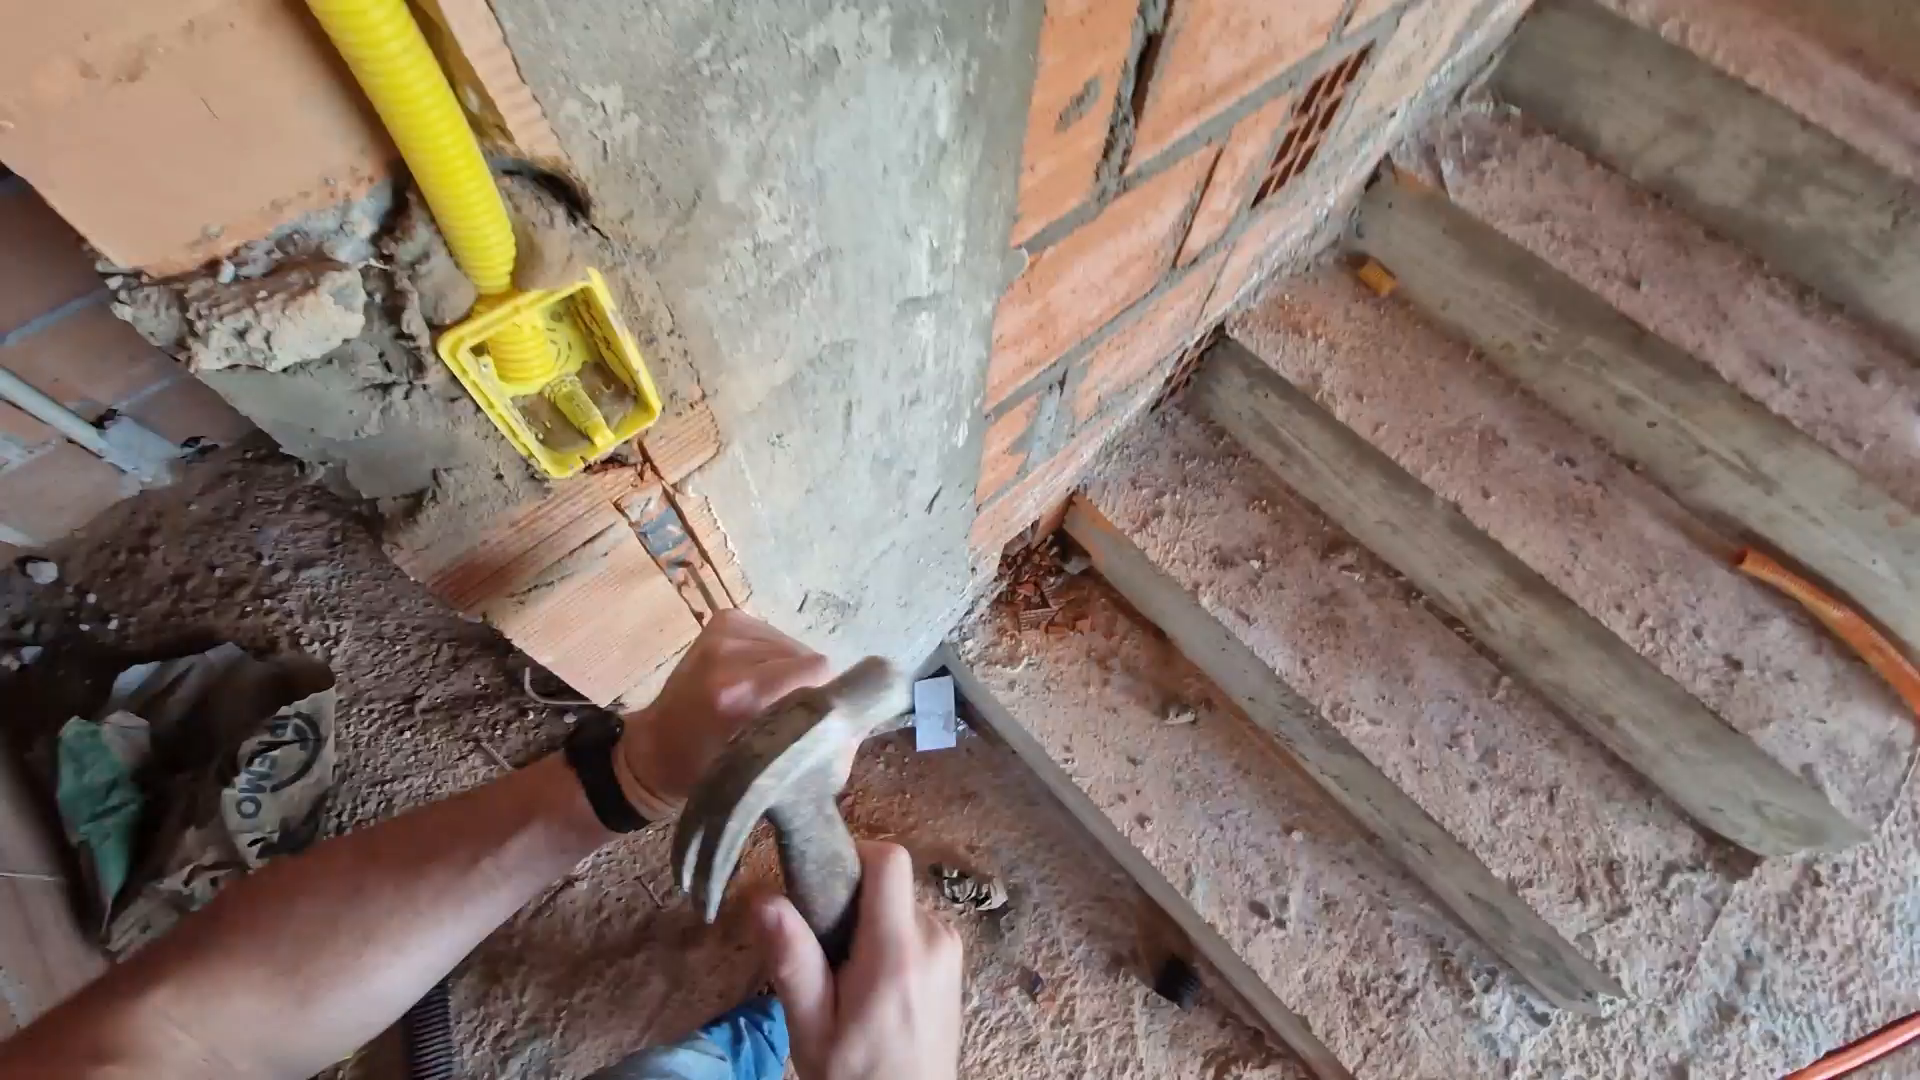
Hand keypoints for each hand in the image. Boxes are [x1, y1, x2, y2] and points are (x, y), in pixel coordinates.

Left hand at [618, 610, 830, 809]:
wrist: (653, 751)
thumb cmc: (709, 771)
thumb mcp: (768, 775)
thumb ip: (820, 752)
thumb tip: (858, 726)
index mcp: (741, 693)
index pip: (818, 668)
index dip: (822, 694)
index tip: (810, 717)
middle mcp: (730, 655)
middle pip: (807, 656)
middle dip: (805, 683)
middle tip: (783, 711)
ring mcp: (724, 633)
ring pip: (792, 645)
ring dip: (788, 669)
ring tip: (765, 695)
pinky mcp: (723, 621)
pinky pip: (774, 634)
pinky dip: (773, 654)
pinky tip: (755, 675)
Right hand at [752, 842, 962, 1079]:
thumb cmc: (855, 1079)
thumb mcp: (812, 1031)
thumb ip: (793, 962)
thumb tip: (762, 898)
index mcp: (899, 951)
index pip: (890, 860)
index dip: (855, 855)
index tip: (823, 885)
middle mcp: (935, 936)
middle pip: (891, 882)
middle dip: (856, 901)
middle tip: (826, 947)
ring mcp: (950, 946)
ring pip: (901, 902)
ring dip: (873, 922)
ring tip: (850, 974)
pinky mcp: (955, 958)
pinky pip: (917, 923)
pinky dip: (893, 937)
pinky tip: (876, 982)